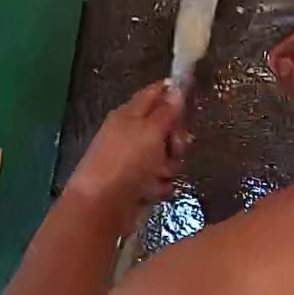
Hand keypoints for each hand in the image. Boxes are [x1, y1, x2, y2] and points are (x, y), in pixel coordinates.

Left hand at [68, 82, 187, 218]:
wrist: (101, 205)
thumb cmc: (127, 161)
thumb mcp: (152, 130)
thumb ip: (167, 111)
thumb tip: (177, 88)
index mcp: (130, 114)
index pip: (156, 93)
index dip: (174, 95)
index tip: (192, 103)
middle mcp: (131, 133)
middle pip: (166, 126)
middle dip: (177, 138)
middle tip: (176, 148)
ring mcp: (133, 159)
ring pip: (167, 155)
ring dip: (170, 165)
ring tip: (160, 174)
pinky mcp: (136, 181)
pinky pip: (159, 177)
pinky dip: (160, 184)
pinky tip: (153, 190)